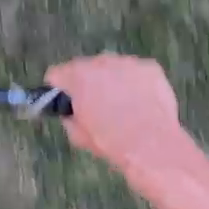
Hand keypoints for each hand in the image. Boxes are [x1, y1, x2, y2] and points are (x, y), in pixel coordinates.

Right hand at [45, 54, 188, 172]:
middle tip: (98, 105)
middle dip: (88, 82)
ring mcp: (127, 62)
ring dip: (113, 80)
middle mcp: (100, 62)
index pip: (56, 74)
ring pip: (113, 67)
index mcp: (77, 76)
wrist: (152, 146)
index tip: (65, 100)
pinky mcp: (150, 67)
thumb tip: (73, 112)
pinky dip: (137, 82)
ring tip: (124, 105)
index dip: (58, 88)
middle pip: (86, 67)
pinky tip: (143, 102)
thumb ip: (70, 117)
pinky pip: (137, 71)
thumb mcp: (78, 136)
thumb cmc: (111, 143)